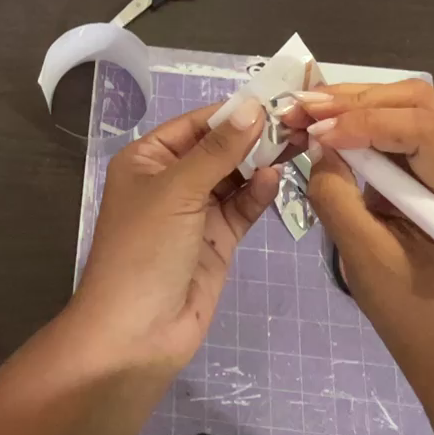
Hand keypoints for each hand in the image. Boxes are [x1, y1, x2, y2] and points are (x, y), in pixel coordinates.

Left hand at [69, 100, 280, 373]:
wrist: (136, 335)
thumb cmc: (145, 248)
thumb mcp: (178, 190)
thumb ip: (218, 150)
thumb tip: (252, 107)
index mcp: (147, 159)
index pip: (193, 124)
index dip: (230, 112)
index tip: (272, 99)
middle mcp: (169, 181)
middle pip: (216, 149)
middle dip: (250, 136)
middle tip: (295, 120)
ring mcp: (194, 212)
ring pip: (232, 177)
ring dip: (259, 161)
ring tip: (296, 142)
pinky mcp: (216, 241)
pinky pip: (240, 207)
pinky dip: (258, 192)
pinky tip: (276, 176)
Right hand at [288, 73, 433, 376]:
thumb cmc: (406, 305)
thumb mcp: (363, 257)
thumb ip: (336, 197)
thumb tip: (317, 144)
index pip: (422, 130)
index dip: (365, 121)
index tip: (316, 132)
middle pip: (415, 101)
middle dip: (354, 100)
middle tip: (301, 109)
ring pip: (403, 100)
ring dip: (351, 100)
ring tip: (304, 109)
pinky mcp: (433, 156)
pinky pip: (396, 115)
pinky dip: (355, 112)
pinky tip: (324, 120)